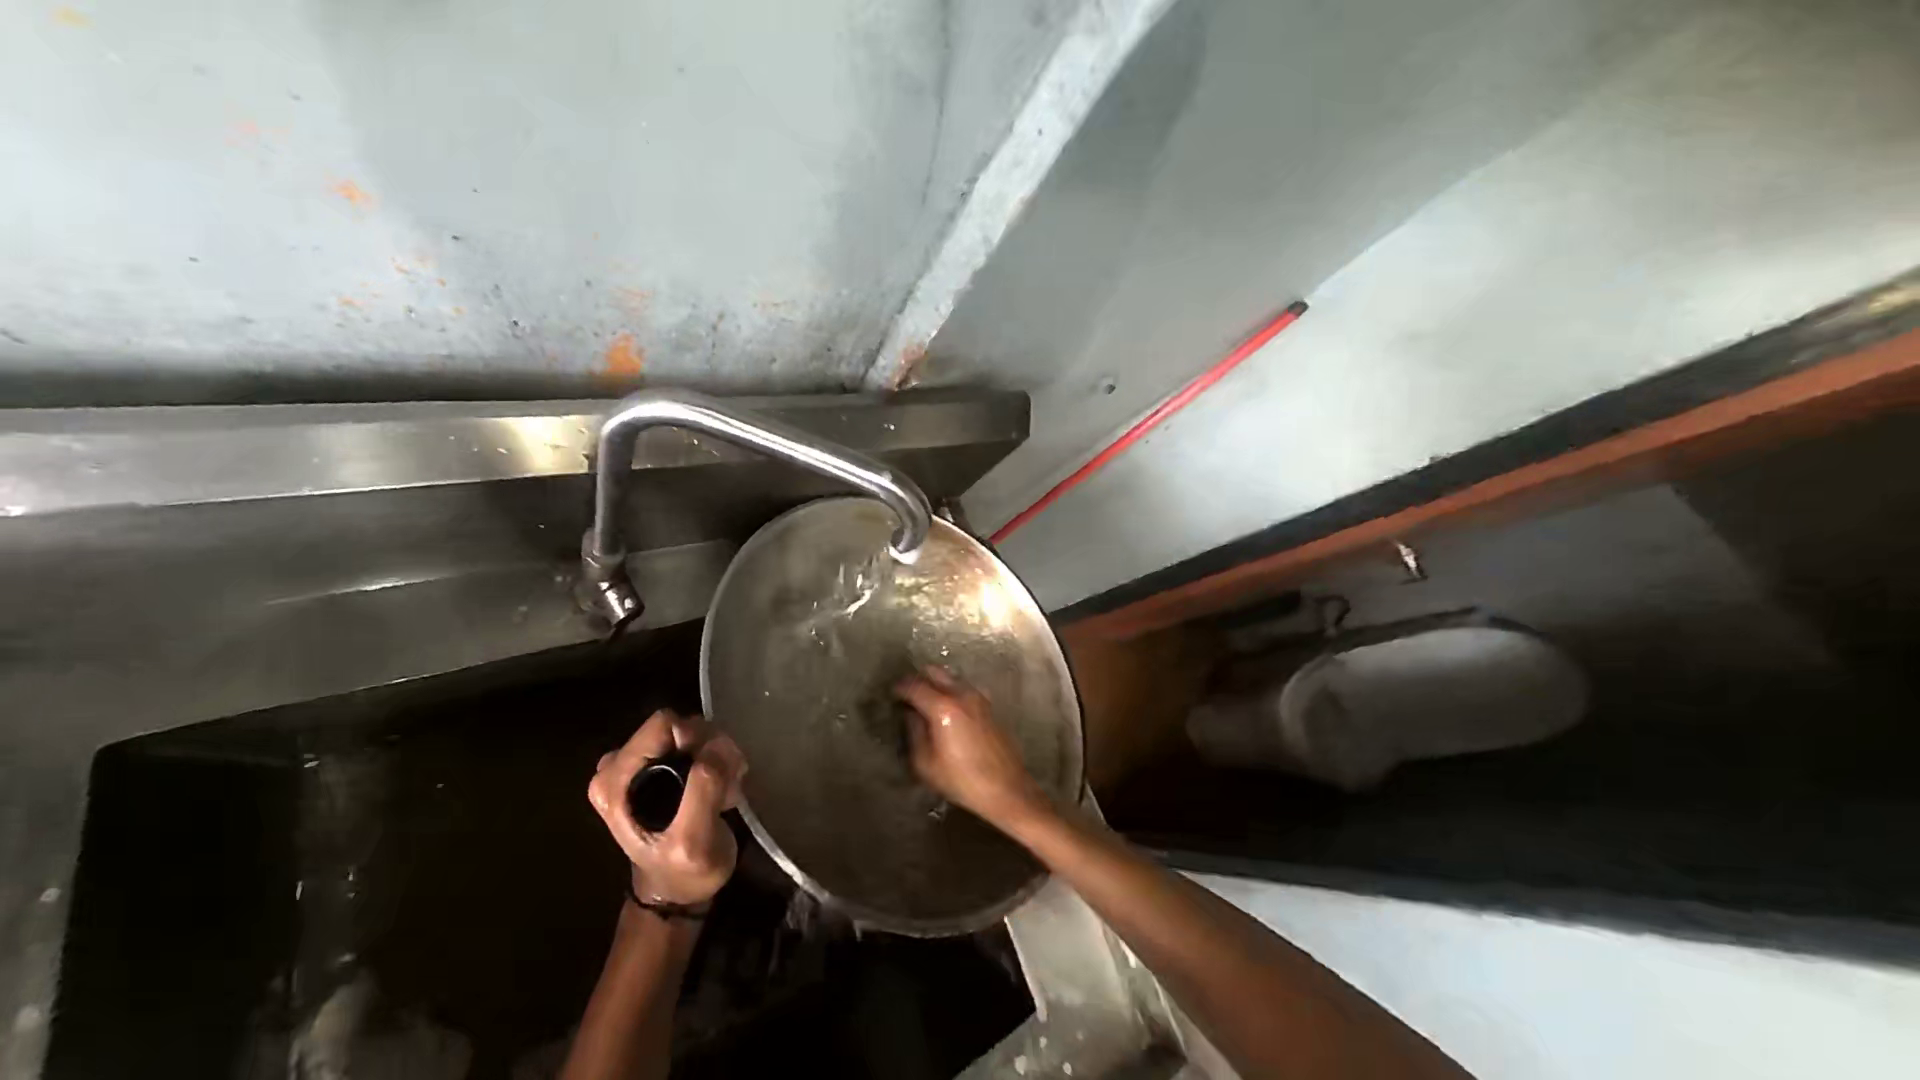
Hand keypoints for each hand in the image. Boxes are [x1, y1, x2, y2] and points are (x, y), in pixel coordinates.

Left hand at [588, 710, 746, 906]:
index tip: (718, 772)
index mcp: (615, 780)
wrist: (676, 894)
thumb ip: (703, 789)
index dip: (697, 740)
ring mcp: (635, 765)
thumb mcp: (695, 840)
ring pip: (690, 732)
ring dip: (717, 756)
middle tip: (727, 784)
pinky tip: (720, 786)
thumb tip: (718, 745)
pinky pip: (692, 744)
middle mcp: (617, 765)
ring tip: (725, 790)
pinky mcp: (653, 767)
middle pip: (678, 726)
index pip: (663, 725)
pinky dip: (714, 760)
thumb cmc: (683, 872)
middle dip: (711, 750)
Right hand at [896, 667, 1049, 827]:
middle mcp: (962, 694)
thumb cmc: (962, 780)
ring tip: (926, 702)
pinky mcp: (989, 705)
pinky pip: (964, 688)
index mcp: (943, 707)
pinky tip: (948, 709)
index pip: (914, 685)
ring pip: (951, 677)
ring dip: (936, 683)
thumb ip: (914, 732)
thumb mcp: (926, 763)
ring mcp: (978, 697)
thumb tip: (910, 714)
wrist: (1007, 788)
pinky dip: (951, 691)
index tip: (892, 694)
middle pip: (934, 672)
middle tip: (907, 695)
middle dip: (918, 679)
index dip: (899, 688)